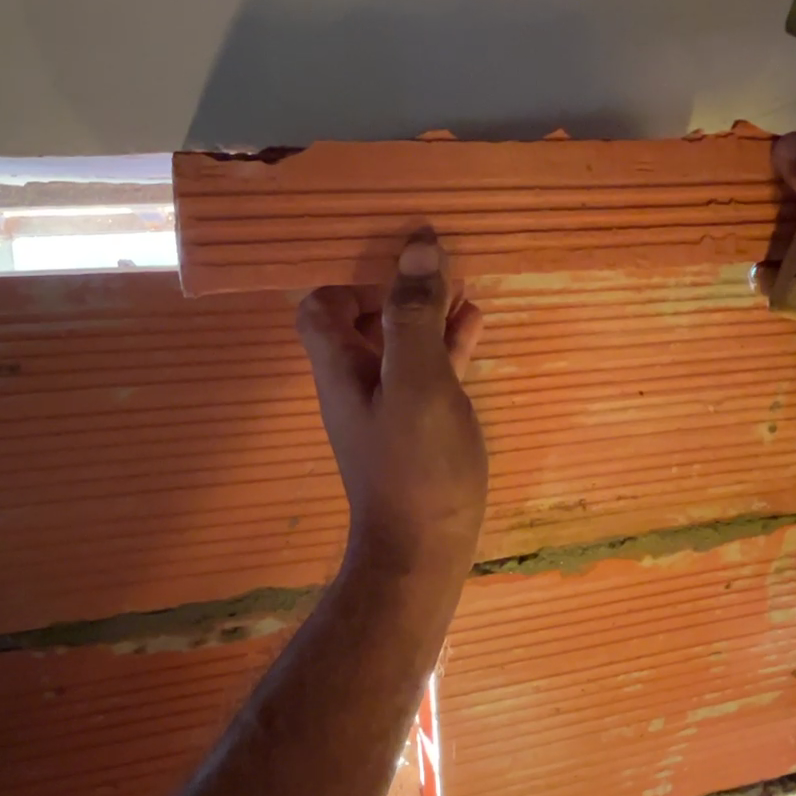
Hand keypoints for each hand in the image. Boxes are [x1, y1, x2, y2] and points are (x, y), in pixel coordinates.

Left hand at [296, 233, 488, 578]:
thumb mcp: (419, 382)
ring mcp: (389, 402)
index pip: (320, 306)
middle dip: (398, 287)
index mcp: (341, 366)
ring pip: (401, 340)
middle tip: (438, 263)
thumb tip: (417, 245)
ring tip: (462, 280)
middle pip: (363, 317)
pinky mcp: (419, 422)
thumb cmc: (417, 465)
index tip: (396, 269)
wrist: (424, 550)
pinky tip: (475, 320)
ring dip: (426, 311)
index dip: (351, 280)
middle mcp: (357, 380)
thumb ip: (414, 316)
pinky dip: (447, 341)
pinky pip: (429, 368)